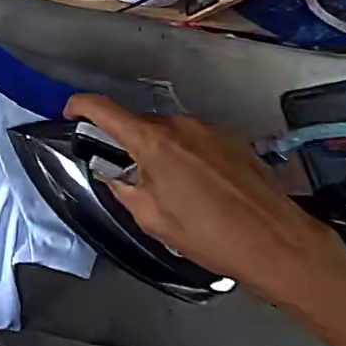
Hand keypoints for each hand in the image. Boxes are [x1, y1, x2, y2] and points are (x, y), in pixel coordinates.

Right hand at [66, 94, 345, 305]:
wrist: (275, 240)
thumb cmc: (209, 236)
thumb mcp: (153, 219)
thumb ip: (125, 188)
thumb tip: (113, 172)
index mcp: (154, 142)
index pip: (106, 109)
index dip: (82, 105)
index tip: (71, 112)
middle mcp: (181, 124)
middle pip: (140, 124)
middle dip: (126, 143)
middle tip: (125, 174)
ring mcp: (209, 128)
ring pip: (169, 132)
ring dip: (159, 151)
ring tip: (170, 188)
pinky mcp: (232, 137)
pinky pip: (195, 139)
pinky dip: (185, 154)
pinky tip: (200, 186)